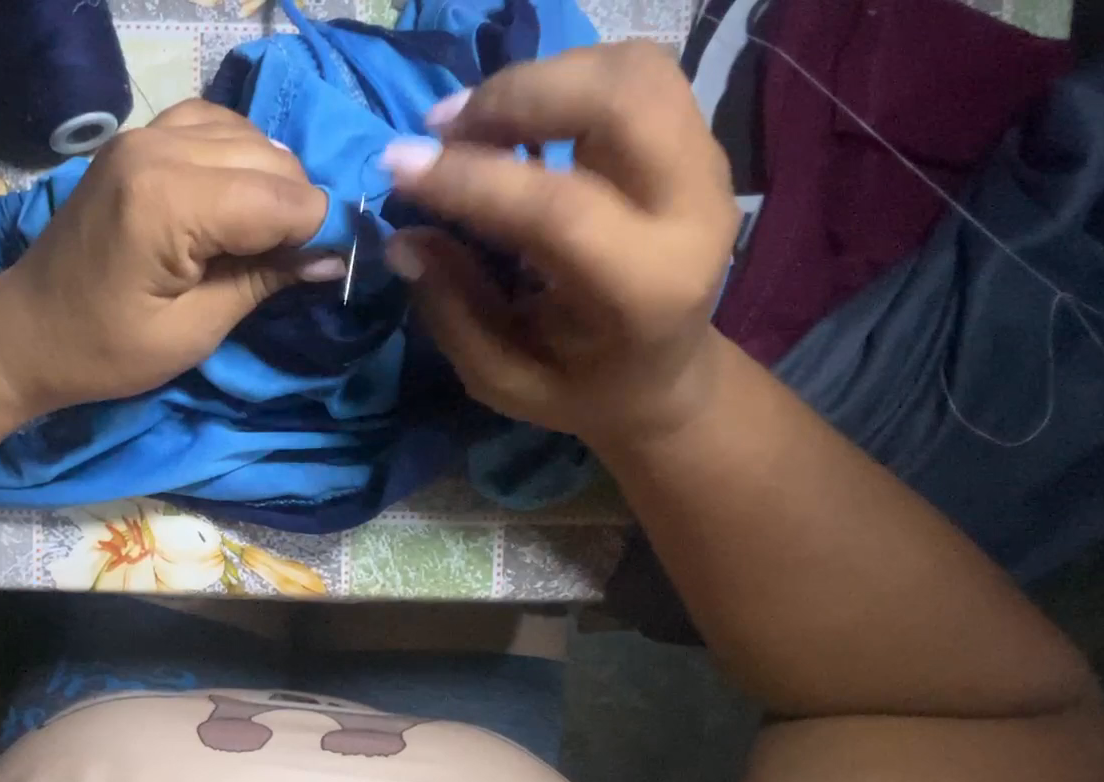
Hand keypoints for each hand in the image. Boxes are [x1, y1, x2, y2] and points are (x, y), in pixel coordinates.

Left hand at [0, 100, 336, 415]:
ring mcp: (141, 136)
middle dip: (294, 210)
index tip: (313, 273)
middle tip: (284, 265)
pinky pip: (211, 127)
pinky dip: (236, 159)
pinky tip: (231, 200)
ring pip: (247, 137)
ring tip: (256, 238)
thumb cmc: (103, 351)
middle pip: (272, 159)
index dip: (312, 235)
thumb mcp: (192, 333)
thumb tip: (329, 256)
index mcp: (168, 201)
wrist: (24, 333)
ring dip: (268, 184)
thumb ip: (261, 283)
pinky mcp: (135, 141)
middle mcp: (157, 148)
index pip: (283, 197)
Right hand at [382, 43, 740, 448]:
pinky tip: (514, 119)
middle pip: (618, 100)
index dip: (470, 179)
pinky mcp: (696, 141)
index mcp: (643, 291)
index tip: (397, 166)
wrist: (664, 377)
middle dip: (514, 98)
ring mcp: (706, 165)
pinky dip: (563, 80)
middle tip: (441, 133)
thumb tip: (404, 238)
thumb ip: (454, 309)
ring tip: (471, 124)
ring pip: (630, 69)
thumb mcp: (500, 377)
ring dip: (538, 79)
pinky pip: (632, 74)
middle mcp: (691, 212)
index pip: (557, 209)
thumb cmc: (576, 389)